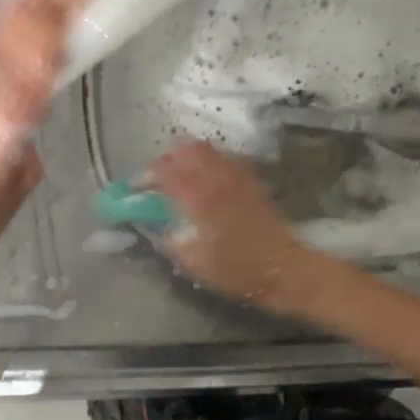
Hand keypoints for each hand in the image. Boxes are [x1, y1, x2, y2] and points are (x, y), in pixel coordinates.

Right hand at [149, 140, 322, 313]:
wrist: (283, 269)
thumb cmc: (236, 270)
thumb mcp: (193, 263)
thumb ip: (170, 241)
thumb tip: (156, 227)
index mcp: (198, 198)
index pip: (164, 170)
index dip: (146, 175)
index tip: (136, 186)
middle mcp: (216, 179)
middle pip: (187, 148)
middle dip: (168, 158)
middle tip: (159, 176)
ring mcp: (237, 177)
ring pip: (208, 149)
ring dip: (190, 155)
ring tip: (182, 172)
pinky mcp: (252, 181)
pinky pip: (227, 159)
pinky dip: (212, 161)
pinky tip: (210, 177)